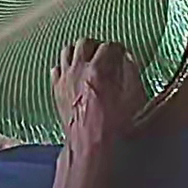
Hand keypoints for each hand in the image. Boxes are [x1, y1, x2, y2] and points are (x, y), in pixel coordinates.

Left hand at [53, 40, 145, 157]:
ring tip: (87, 61)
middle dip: (96, 46)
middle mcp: (78, 69)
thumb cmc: (114, 123)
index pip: (109, 46)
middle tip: (104, 56)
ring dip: (79, 53)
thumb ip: (130, 72)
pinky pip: (56, 69)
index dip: (118, 49)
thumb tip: (127, 58)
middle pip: (85, 42)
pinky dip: (65, 68)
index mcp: (99, 69)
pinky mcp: (56, 89)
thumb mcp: (132, 97)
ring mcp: (64, 78)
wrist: (89, 144)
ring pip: (67, 51)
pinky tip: (72, 75)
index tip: (122, 55)